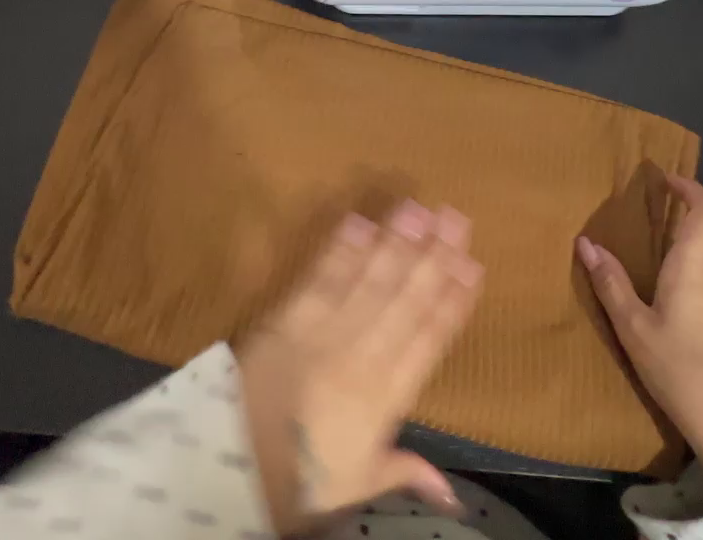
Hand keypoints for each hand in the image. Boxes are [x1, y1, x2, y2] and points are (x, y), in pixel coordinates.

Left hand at [237, 202, 483, 534]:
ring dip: (394, 244)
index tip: (473, 265)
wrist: (229, 467)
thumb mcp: (354, 486)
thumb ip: (403, 470)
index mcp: (384, 398)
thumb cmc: (297, 481)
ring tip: (416, 210)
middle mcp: (361, 357)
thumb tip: (453, 492)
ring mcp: (322, 333)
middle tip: (455, 218)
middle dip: (433, 257)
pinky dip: (340, 251)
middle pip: (404, 300)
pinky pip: (319, 281)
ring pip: (368, 283)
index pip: (428, 340)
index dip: (453, 301)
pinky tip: (359, 224)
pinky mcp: (286, 319)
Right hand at [576, 172, 702, 507]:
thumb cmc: (683, 375)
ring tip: (660, 330)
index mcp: (697, 271)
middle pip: (699, 254)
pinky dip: (702, 318)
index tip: (669, 181)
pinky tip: (688, 354)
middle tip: (641, 287)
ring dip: (686, 294)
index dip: (691, 189)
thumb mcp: (634, 331)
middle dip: (671, 262)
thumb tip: (586, 242)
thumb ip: (611, 284)